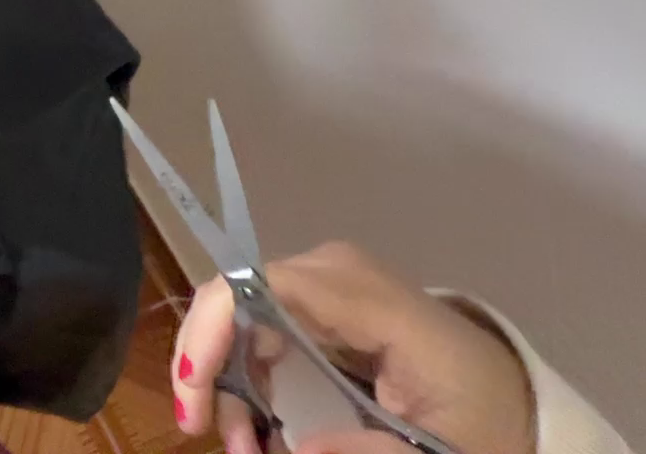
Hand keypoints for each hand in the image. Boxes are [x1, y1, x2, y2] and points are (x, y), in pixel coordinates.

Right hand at [173, 241, 533, 453]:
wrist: (512, 396)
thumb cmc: (487, 422)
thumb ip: (379, 453)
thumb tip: (295, 450)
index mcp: (370, 300)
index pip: (260, 287)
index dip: (213, 330)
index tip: (193, 392)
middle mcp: (328, 271)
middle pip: (233, 301)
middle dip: (209, 368)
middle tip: (201, 430)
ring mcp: (315, 278)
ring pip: (233, 315)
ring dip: (223, 377)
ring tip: (242, 443)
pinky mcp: (307, 294)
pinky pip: (250, 322)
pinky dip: (241, 371)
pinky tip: (254, 416)